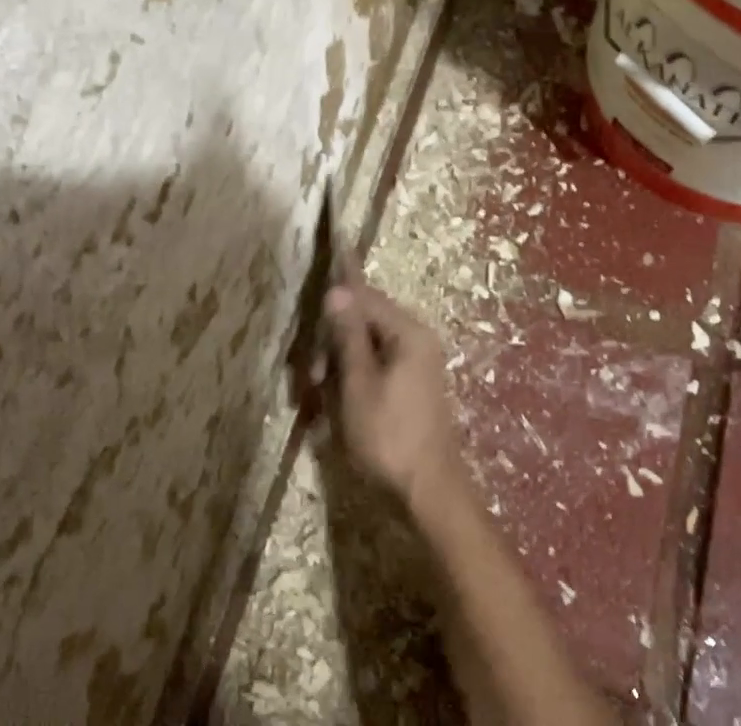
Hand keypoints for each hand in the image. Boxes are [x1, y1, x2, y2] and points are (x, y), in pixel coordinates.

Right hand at [322, 273, 465, 508]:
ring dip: (339, 363)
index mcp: (409, 334)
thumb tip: (338, 291)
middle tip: (311, 377)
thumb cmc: (389, 436)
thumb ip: (348, 336)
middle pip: (366, 321)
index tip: (332, 248)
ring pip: (367, 347)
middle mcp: (417, 341)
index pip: (366, 296)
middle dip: (332, 340)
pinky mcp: (412, 387)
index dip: (341, 283)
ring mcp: (417, 365)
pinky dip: (353, 378)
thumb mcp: (359, 384)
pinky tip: (336, 402)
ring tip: (317, 396)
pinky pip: (376, 368)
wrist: (429, 492)